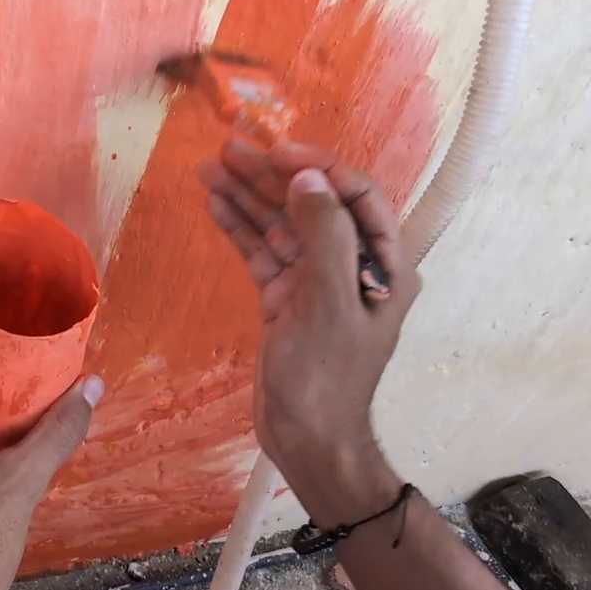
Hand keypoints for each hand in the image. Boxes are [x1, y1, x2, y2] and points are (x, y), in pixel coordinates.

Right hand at [197, 139, 419, 527]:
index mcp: (382, 264)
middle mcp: (352, 266)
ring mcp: (315, 283)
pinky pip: (262, 254)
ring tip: (208, 170)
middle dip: (270, 177)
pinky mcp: (284, 300)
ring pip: (280, 227)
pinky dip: (240, 231)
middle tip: (225, 150)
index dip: (317, 169)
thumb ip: (324, 237)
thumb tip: (310, 178)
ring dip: (247, 199)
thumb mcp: (329, 304)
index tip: (275, 152)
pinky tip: (215, 206)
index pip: (355, 197)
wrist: (306, 438)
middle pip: (310, 206)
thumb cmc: (325, 377)